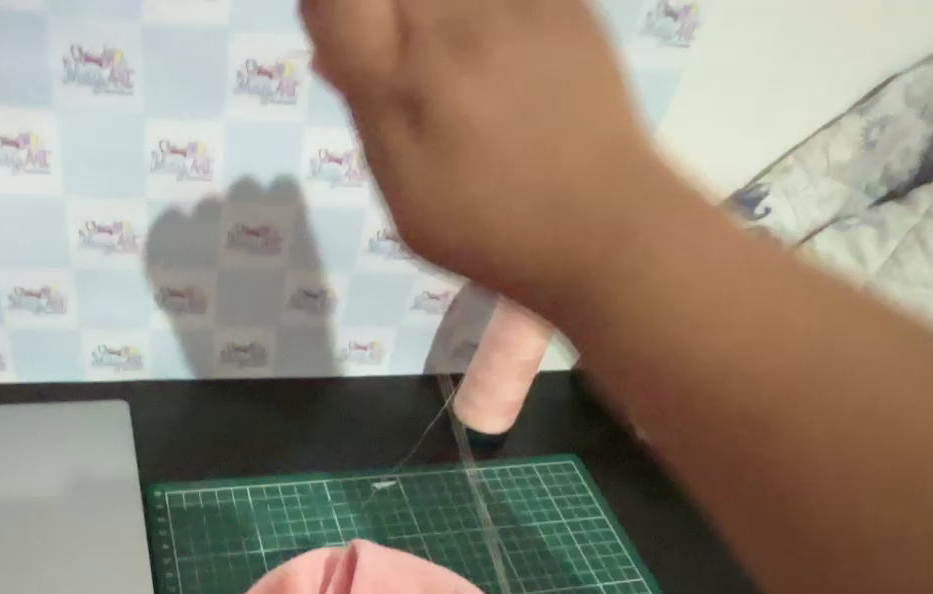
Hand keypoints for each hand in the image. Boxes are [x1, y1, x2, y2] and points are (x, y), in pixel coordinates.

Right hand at [302, 0, 667, 318]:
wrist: (600, 229)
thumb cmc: (488, 231)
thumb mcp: (404, 196)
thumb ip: (367, 112)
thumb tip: (332, 50)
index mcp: (404, 83)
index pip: (336, 4)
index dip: (332, 14)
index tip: (348, 42)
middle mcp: (455, 23)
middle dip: (386, 19)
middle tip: (403, 65)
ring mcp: (516, 5)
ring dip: (435, 20)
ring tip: (457, 77)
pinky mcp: (563, 0)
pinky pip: (504, 1)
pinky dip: (483, 21)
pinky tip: (496, 60)